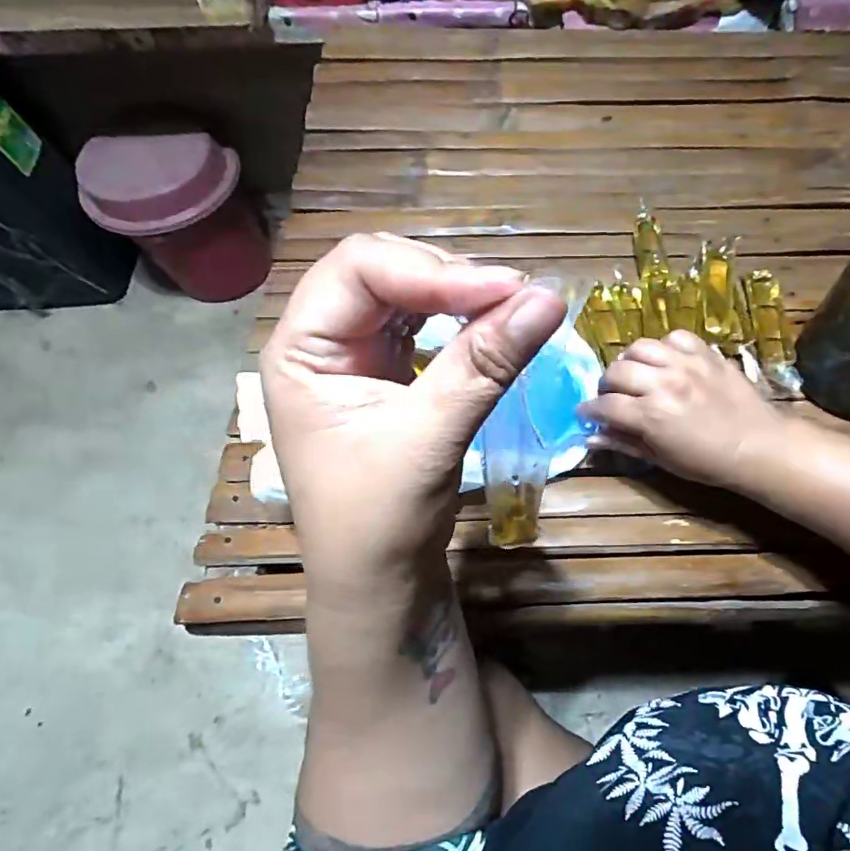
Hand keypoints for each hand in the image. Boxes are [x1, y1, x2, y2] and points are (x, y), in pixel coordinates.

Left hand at [261, 234, 566, 587]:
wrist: (378, 582)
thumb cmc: (379, 520)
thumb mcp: (428, 438)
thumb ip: (483, 364)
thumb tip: (550, 297)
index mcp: (299, 350)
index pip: (358, 268)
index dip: (430, 271)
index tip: (502, 291)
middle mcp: (319, 341)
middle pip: (382, 270)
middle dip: (447, 277)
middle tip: (514, 298)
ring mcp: (353, 357)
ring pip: (405, 293)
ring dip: (457, 294)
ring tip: (509, 307)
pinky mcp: (385, 375)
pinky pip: (422, 325)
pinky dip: (458, 320)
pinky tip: (489, 325)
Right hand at [579, 330, 782, 488]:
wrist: (757, 446)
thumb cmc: (706, 462)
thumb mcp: (660, 459)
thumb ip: (624, 443)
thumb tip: (590, 436)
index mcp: (651, 415)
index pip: (604, 405)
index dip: (589, 410)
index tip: (584, 413)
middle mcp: (664, 383)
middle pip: (616, 371)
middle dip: (606, 386)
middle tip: (612, 397)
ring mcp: (686, 364)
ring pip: (640, 348)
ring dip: (630, 362)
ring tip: (636, 375)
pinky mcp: (706, 353)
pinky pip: (674, 337)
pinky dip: (664, 348)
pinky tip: (665, 362)